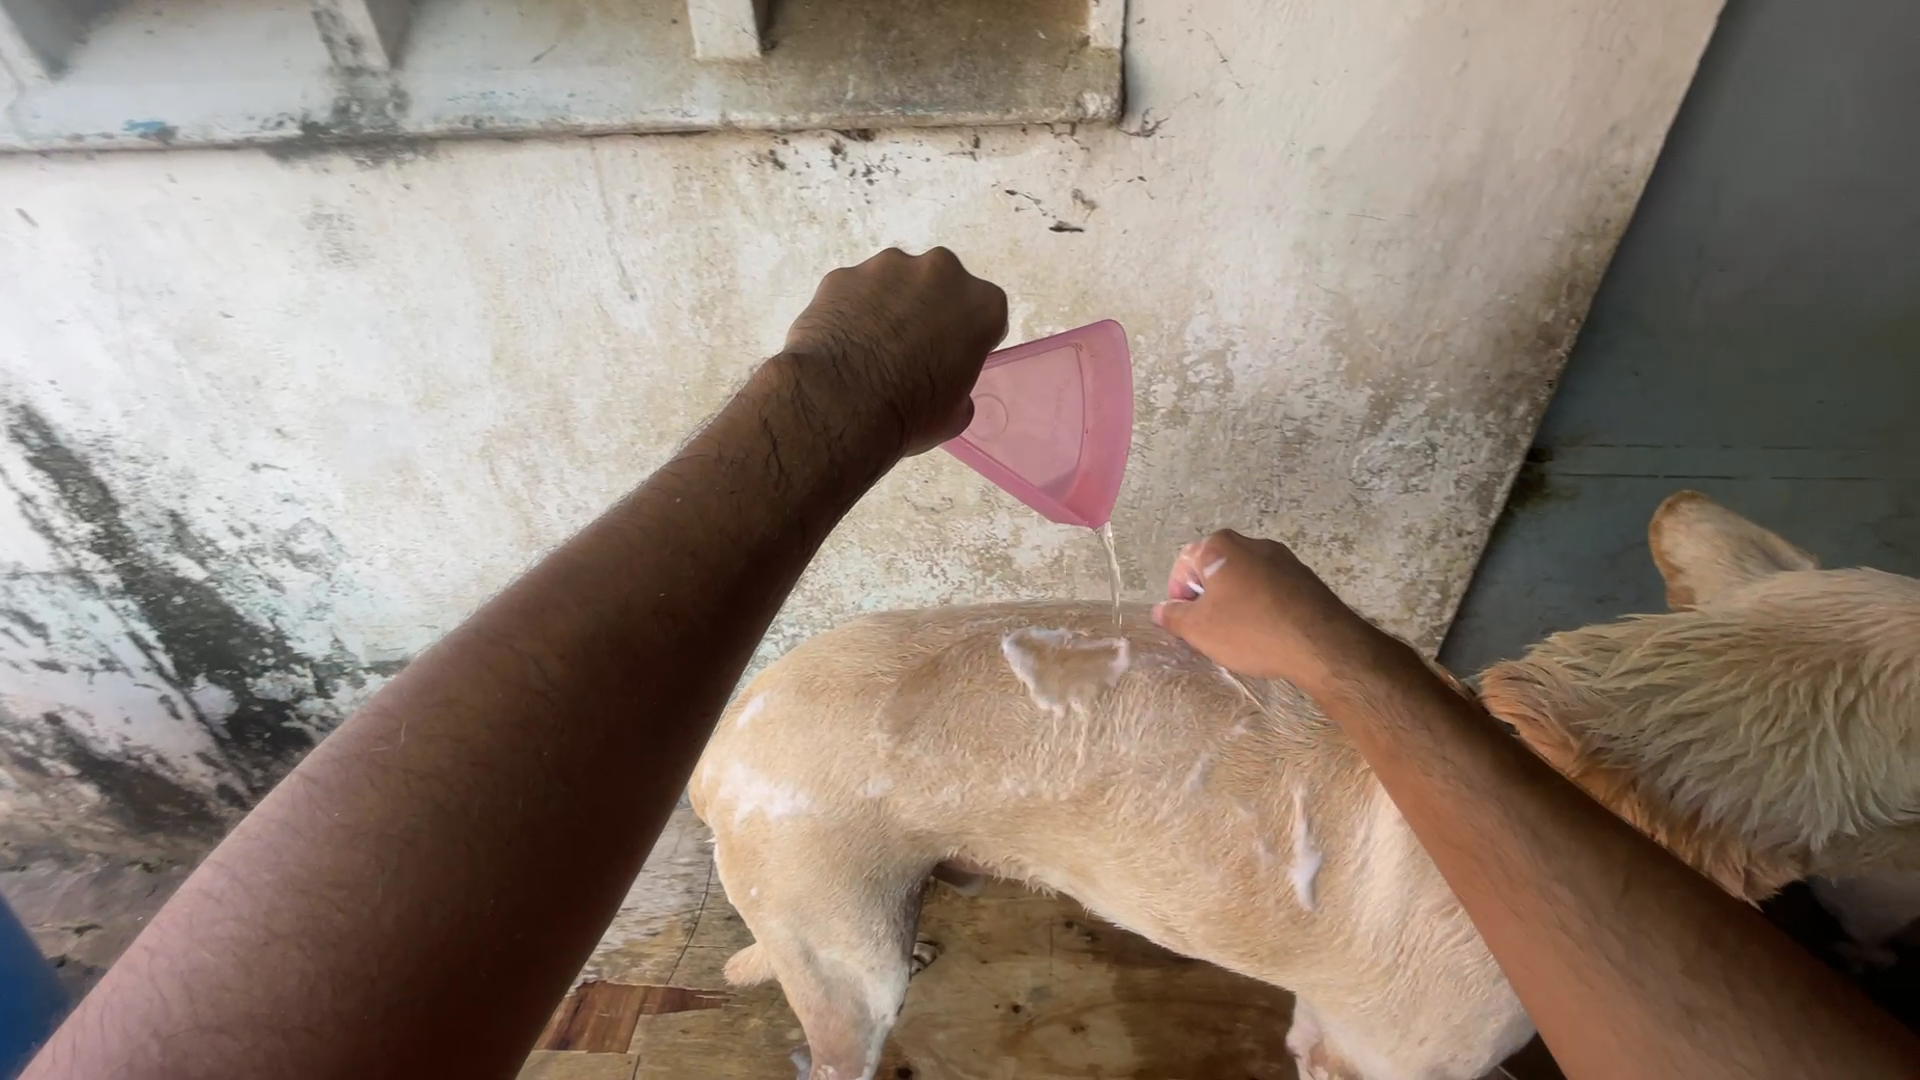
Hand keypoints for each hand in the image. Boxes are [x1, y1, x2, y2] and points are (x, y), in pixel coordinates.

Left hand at [783, 247, 1008, 456]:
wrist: (839, 405)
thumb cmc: (910, 414)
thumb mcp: (955, 415)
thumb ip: (960, 387)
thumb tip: (946, 384)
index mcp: (981, 306)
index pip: (986, 315)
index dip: (969, 338)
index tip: (953, 358)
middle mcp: (941, 272)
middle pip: (941, 287)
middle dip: (930, 311)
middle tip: (912, 350)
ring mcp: (889, 267)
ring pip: (896, 283)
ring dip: (890, 307)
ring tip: (872, 347)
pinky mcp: (845, 274)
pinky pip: (856, 291)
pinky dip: (853, 310)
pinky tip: (844, 342)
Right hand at [1151, 530, 1389, 687]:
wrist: (1322, 645)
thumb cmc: (1250, 630)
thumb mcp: (1198, 629)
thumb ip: (1172, 615)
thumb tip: (1160, 610)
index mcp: (1220, 546)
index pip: (1183, 564)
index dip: (1178, 595)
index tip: (1185, 621)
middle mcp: (1252, 543)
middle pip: (1215, 568)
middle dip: (1207, 596)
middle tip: (1208, 628)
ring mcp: (1283, 558)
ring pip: (1243, 578)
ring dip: (1234, 601)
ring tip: (1239, 632)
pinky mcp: (1305, 577)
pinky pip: (1270, 588)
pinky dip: (1261, 605)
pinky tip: (1266, 631)